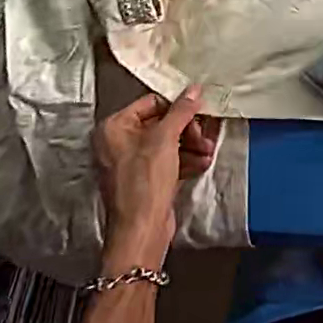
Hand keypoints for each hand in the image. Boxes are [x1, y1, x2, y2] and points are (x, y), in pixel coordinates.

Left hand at [93, 85, 220, 269]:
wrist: (141, 232)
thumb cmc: (144, 183)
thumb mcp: (166, 139)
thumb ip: (181, 111)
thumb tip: (193, 90)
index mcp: (114, 128)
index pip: (151, 103)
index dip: (176, 107)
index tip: (197, 112)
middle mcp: (118, 143)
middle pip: (161, 124)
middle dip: (187, 130)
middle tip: (204, 136)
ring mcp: (131, 164)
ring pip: (167, 143)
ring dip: (190, 145)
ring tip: (208, 151)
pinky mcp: (144, 181)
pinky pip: (167, 161)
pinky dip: (185, 160)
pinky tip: (203, 162)